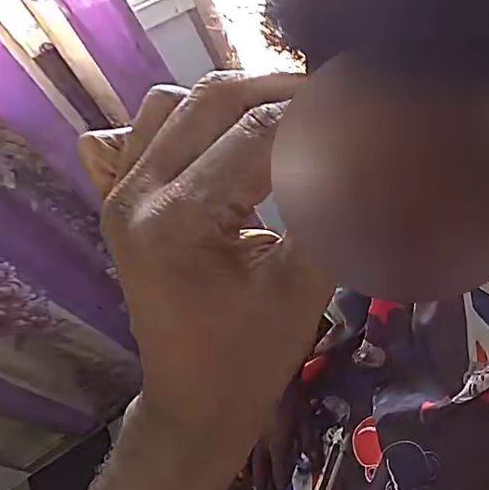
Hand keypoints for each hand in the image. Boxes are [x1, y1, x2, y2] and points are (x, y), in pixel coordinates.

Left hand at [83, 72, 334, 489]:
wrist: (193, 400)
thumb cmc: (251, 356)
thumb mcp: (303, 285)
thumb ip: (333, 210)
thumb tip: (370, 147)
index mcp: (178, 220)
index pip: (260, 133)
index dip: (321, 113)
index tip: (365, 104)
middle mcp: (135, 192)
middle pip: (214, 99)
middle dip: (282, 89)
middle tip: (336, 97)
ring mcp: (118, 192)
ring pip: (175, 102)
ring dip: (238, 97)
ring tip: (289, 115)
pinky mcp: (119, 199)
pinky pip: (148, 129)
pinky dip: (191, 117)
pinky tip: (226, 137)